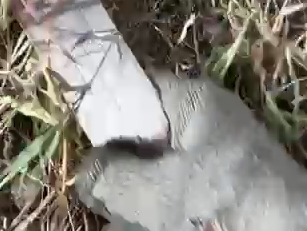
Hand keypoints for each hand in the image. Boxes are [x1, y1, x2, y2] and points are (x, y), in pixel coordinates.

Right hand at [76, 74, 306, 230]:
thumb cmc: (225, 201)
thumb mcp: (160, 191)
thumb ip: (116, 177)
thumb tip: (85, 170)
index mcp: (192, 102)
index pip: (137, 90)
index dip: (106, 112)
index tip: (81, 142)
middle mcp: (204, 122)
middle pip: (144, 137)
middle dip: (117, 169)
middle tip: (95, 196)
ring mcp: (216, 159)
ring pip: (160, 172)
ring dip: (134, 199)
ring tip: (116, 219)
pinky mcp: (224, 192)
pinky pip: (178, 195)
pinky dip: (158, 211)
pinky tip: (139, 224)